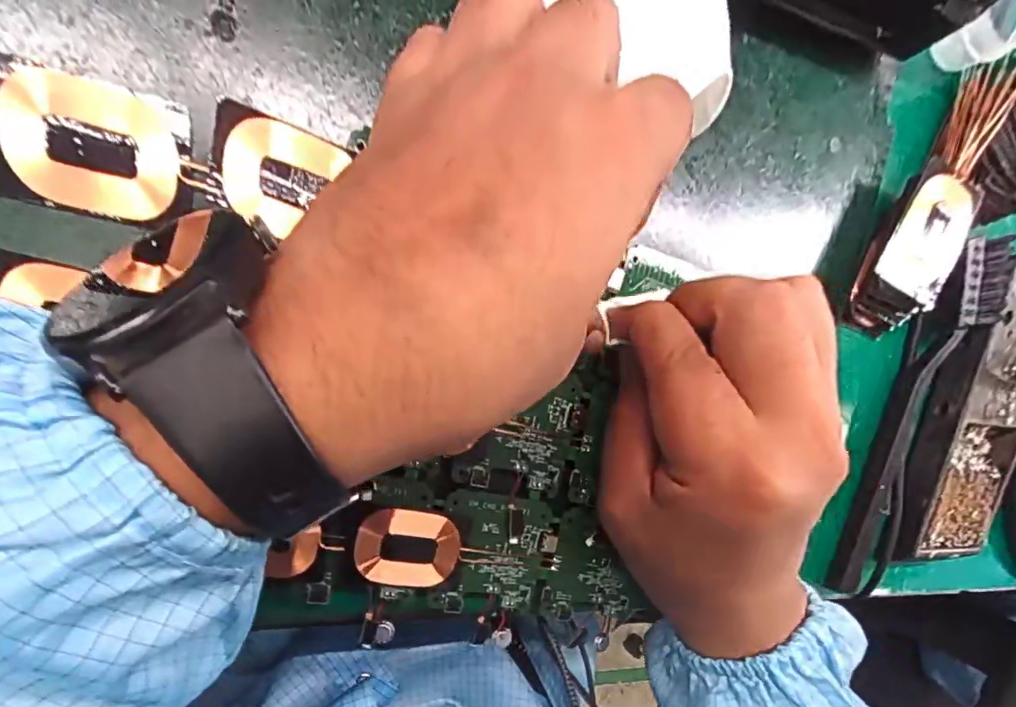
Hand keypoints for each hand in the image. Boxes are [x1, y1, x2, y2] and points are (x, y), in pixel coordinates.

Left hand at [248, 0, 691, 483]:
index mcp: (611, 149)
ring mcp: (465, 82)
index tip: (611, 205)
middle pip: (594, 27)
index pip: (668, 106)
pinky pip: (436, 44)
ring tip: (508, 118)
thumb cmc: (461, 362)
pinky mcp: (397, 99)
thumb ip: (581, 278)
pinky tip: (442, 126)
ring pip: (516, 5)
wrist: (347, 356)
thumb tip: (569, 274)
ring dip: (523, 50)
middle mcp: (544, 89)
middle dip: (587, 85)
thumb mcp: (556, 345)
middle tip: (557, 157)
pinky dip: (447, 71)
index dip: (641, 161)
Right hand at [599, 278, 846, 658]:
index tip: (615, 323)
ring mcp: (828, 419)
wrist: (744, 598)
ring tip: (696, 339)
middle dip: (696, 299)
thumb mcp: (619, 500)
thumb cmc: (671, 560)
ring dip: (734, 303)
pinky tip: (730, 353)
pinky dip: (764, 320)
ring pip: (796, 301)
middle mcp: (795, 431)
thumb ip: (627, 414)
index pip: (685, 357)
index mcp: (728, 464)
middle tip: (660, 332)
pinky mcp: (837, 413)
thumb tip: (632, 342)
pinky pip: (812, 327)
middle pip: (757, 307)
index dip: (642, 324)